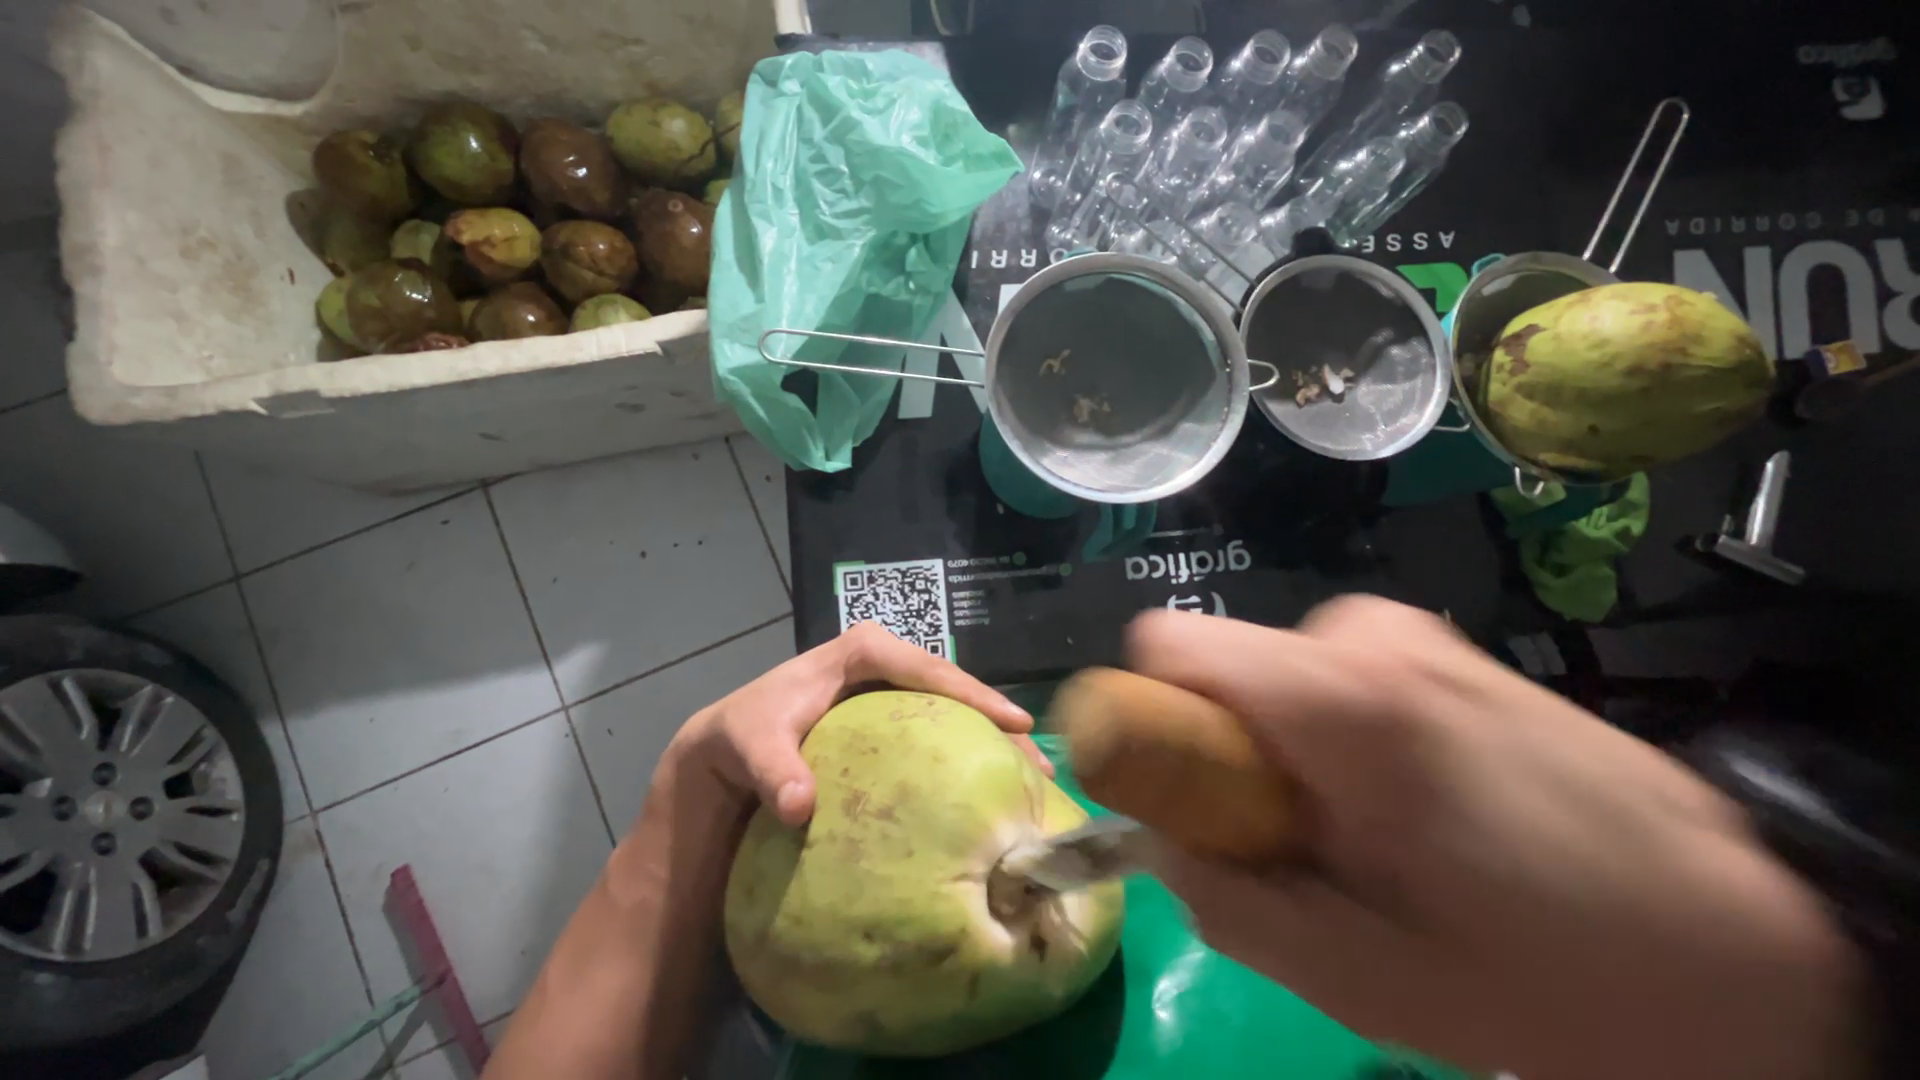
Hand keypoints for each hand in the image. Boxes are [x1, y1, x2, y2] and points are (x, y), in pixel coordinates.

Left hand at [667, 622, 1048, 825]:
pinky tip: (993, 788)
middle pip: (952, 687)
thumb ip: (771, 766)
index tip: (1012, 722)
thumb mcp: (749, 743)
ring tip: (1036, 779)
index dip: (970, 692)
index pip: (923, 667)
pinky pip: (938, 733)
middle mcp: (884, 667)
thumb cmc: (743, 736)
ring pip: (952, 711)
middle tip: (1040, 762)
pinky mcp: (892, 726)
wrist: (728, 751)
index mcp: (860, 654)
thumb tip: (799, 805)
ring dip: (992, 741)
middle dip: (997, 720)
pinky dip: (968, 755)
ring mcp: (890, 696)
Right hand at [1128, 597, 1865, 1079]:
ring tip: (1372, 838)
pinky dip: (1340, 737)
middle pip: (1224, 671)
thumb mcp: (1353, 971)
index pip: (1166, 646)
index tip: (1192, 800)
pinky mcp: (1451, 654)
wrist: (1751, 957)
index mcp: (1340, 696)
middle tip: (1303, 845)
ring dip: (1290, 755)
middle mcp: (1372, 637)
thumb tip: (1152, 840)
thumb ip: (1222, 896)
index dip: (1149, 722)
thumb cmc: (1544, 975)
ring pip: (1279, 679)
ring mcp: (1420, 638)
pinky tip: (1418, 809)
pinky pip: (1337, 677)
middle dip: (1231, 756)